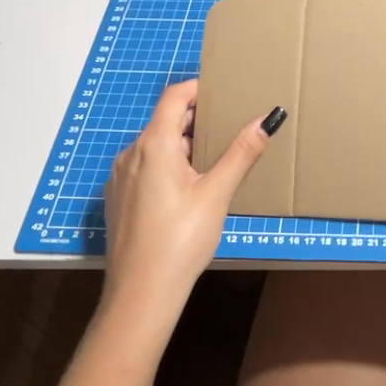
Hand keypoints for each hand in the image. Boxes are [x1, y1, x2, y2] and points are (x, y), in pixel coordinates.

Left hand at [103, 80, 282, 317]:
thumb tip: (267, 118)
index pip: (174, 96)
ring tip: (215, 158)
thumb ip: (241, 153)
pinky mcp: (118, 200)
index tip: (225, 92)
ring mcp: (120, 178)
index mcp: (154, 144)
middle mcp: (131, 154)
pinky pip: (145, 168)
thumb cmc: (181, 239)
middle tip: (229, 125)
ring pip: (155, 146)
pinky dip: (168, 165)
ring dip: (184, 144)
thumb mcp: (217, 193)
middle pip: (165, 121)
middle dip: (197, 119)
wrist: (140, 296)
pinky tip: (189, 188)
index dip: (199, 88)